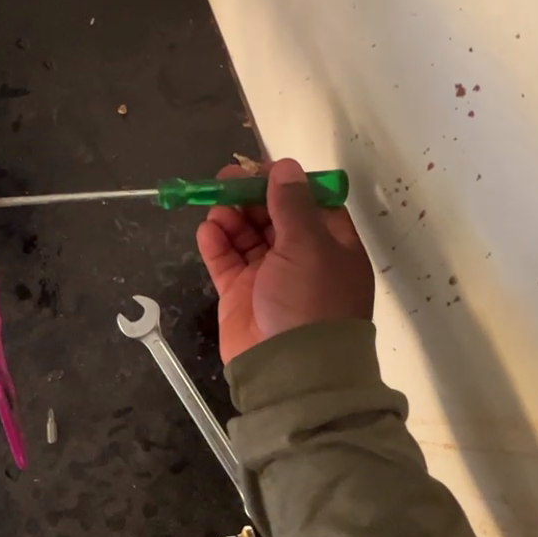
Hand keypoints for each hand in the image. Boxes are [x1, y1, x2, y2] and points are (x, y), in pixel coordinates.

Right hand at [196, 157, 373, 362]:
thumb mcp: (309, 245)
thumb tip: (286, 167)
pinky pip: (225, 262)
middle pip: (272, 216)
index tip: (258, 168)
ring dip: (231, 218)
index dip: (283, 182)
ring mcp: (268, 277)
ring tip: (215, 209)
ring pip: (246, 236)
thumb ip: (292, 204)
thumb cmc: (311, 301)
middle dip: (249, 196)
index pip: (308, 202)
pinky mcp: (240, 295)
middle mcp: (300, 257)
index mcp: (330, 244)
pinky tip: (208, 231)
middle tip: (223, 181)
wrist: (291, 369)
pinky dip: (216, 244)